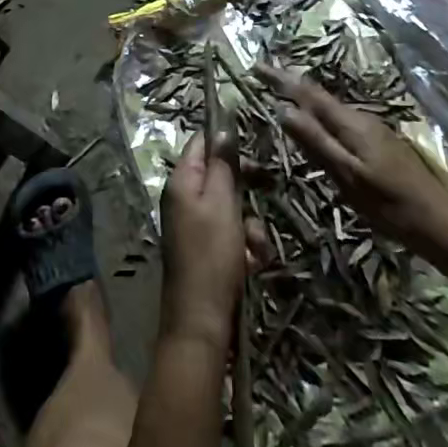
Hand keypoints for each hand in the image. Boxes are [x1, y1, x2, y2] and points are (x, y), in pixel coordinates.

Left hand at [160, 132, 246, 348]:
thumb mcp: (222, 203)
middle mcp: (184, 199)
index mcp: (181, 182)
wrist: (202, 318)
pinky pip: (233, 236)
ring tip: (255, 248)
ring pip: (233, 209)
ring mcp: (195, 225)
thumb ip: (223, 165)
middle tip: (266, 192)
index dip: (227, 143)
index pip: (201, 144)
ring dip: (251, 226)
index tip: (255, 149)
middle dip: (246, 191)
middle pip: (221, 177)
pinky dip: (246, 247)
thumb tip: (221, 129)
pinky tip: (253, 264)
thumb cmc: (211, 254)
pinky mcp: (207, 249)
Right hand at [255, 64, 447, 245]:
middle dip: (289, 87)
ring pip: (329, 111)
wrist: (441, 223)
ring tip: (279, 101)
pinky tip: (313, 130)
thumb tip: (283, 108)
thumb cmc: (390, 204)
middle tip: (262, 81)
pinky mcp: (378, 145)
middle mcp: (360, 119)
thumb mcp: (346, 175)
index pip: (307, 93)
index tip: (255, 66)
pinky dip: (319, 120)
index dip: (280, 78)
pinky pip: (339, 123)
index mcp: (350, 123)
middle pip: (318, 97)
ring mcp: (372, 131)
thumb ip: (315, 141)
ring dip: (304, 103)